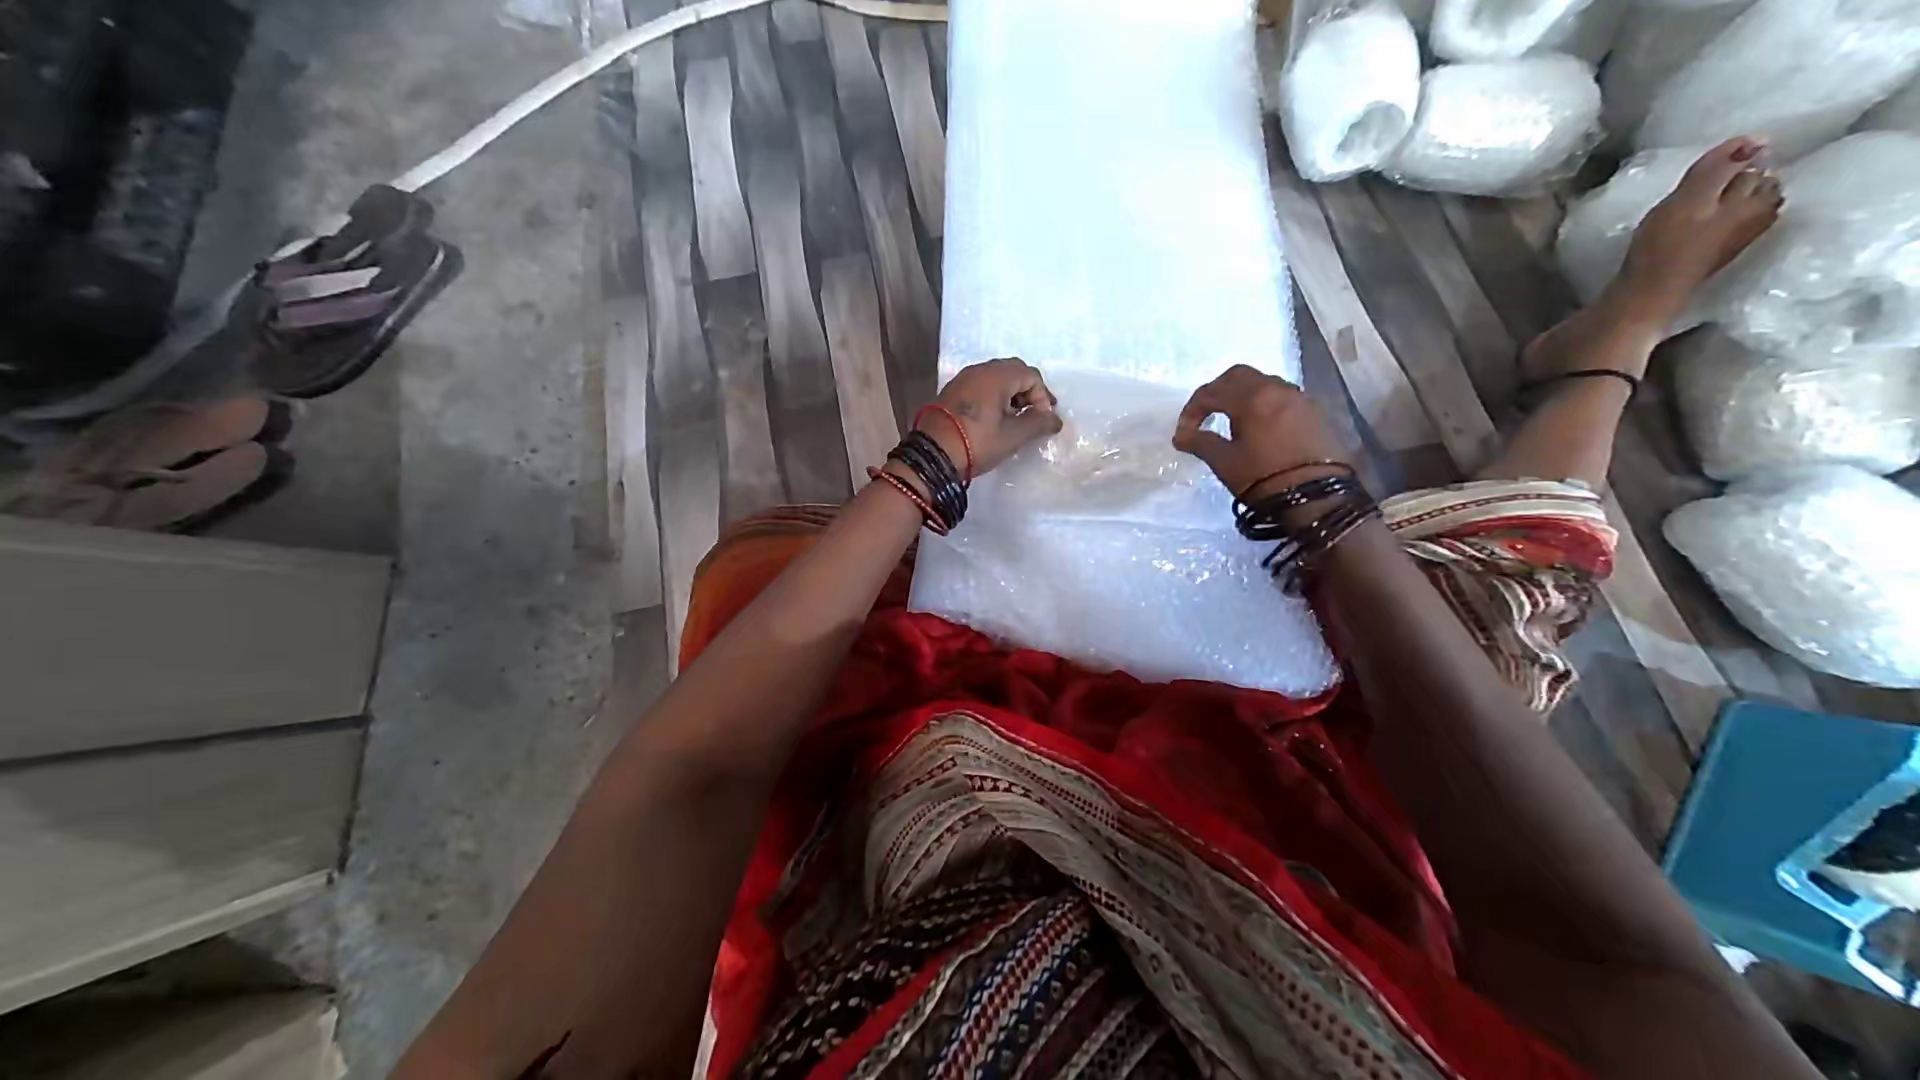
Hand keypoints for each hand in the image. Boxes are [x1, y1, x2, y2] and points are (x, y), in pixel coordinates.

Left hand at [918, 357, 1062, 477]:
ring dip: (1011, 394)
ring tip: (1014, 419)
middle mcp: (978, 371)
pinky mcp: (951, 392)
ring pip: (995, 378)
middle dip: (1028, 392)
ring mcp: (962, 380)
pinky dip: (993, 397)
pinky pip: (980, 386)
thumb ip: (1038, 424)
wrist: (932, 456)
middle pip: (1013, 371)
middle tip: (1033, 415)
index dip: (1042, 396)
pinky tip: (994, 419)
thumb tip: (1055, 420)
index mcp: (996, 376)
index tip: (1043, 420)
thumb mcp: (1012, 436)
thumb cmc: (976, 443)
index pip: (1031, 375)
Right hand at [1172, 365, 1348, 499]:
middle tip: (1204, 414)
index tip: (1183, 434)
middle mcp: (1275, 388)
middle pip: (1238, 376)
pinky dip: (1262, 402)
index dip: (1191, 411)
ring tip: (1230, 419)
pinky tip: (1257, 425)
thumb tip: (1181, 436)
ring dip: (1241, 395)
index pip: (1210, 392)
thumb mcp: (1224, 462)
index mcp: (1251, 398)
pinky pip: (1280, 395)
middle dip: (1216, 391)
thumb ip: (1200, 443)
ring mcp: (1298, 397)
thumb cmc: (1264, 478)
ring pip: (1262, 382)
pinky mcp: (1313, 411)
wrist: (1317, 497)